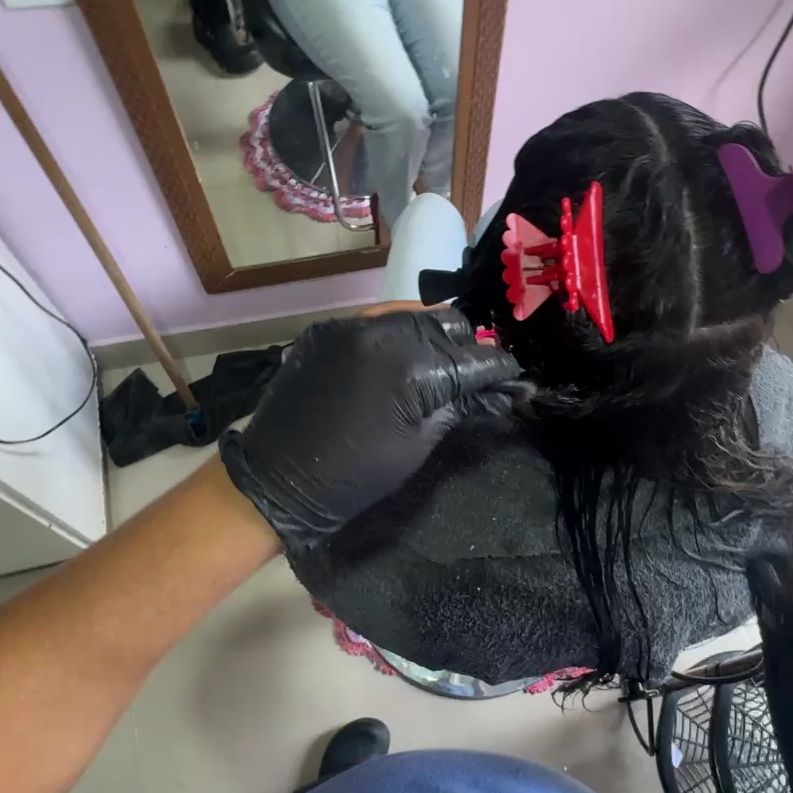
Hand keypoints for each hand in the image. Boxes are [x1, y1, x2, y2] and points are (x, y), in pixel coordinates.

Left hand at [220, 308, 520, 551]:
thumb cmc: (355, 476)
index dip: (501, 371)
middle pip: (450, 323)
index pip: (476, 359)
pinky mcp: (329, 327)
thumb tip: (499, 392)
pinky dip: (397, 333)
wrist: (277, 479)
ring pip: (415, 313)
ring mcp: (352, 324)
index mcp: (412, 369)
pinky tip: (398, 357)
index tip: (515, 382)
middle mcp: (385, 332)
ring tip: (437, 364)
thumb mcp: (419, 445)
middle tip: (473, 376)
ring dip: (434, 335)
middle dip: (469, 348)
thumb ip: (459, 406)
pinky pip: (378, 318)